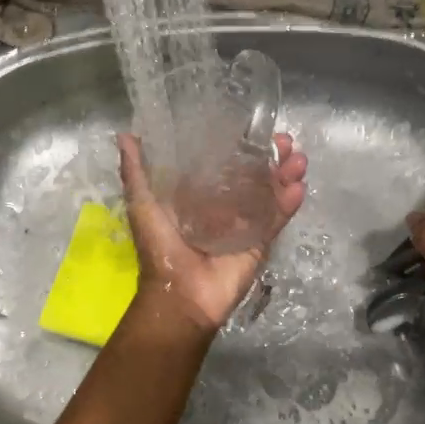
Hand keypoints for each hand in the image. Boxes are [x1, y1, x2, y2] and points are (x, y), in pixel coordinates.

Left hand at [117, 132, 307, 329]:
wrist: (180, 295)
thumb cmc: (159, 248)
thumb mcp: (142, 204)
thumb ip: (136, 172)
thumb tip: (125, 134)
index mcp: (196, 195)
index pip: (223, 162)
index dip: (240, 144)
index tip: (254, 127)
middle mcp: (223, 206)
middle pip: (254, 174)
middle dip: (271, 156)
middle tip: (284, 141)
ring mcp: (244, 224)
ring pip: (271, 192)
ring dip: (286, 174)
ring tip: (298, 159)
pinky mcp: (259, 243)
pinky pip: (277, 219)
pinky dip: (289, 203)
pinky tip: (299, 187)